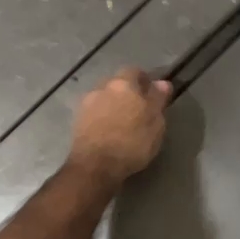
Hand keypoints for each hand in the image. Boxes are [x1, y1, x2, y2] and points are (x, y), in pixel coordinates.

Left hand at [67, 68, 172, 183]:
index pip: (135, 71)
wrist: (94, 167)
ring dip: (113, 105)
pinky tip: (109, 131)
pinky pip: (95, 112)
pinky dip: (102, 117)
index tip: (152, 94)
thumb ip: (158, 100)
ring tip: (123, 123)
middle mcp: (102, 87)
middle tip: (139, 110)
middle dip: (128, 93)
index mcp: (123, 84)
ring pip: (105, 98)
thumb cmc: (131, 143)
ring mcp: (87, 104)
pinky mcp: (77, 121)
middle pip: (117, 84)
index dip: (145, 81)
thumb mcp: (155, 123)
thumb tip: (162, 83)